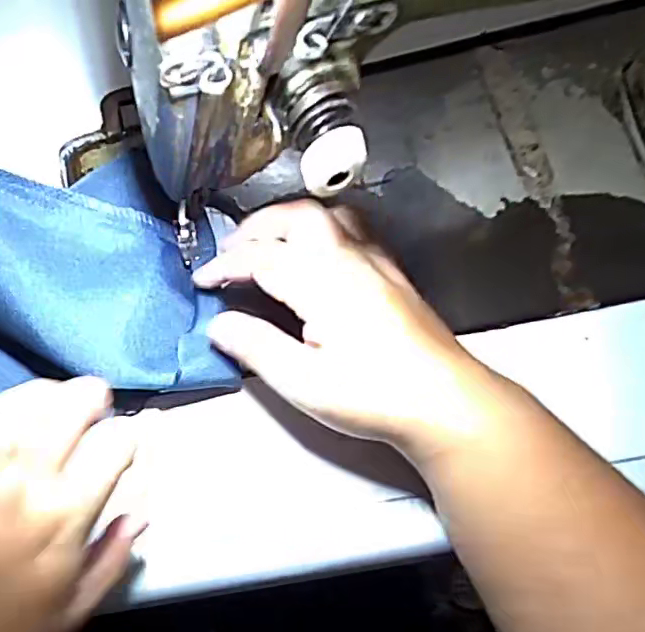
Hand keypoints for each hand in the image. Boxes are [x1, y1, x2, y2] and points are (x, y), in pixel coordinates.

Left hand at [0, 378, 144, 631]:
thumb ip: (112, 556)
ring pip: (7, 412)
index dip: (127, 440)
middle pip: (60, 416)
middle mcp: (20, 488)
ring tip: (53, 396)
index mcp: (63, 521)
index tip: (129, 446)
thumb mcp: (77, 609)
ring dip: (36, 393)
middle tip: (99, 396)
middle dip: (88, 397)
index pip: (109, 453)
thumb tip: (139, 514)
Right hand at [194, 200, 516, 462]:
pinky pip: (352, 232)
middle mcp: (351, 259)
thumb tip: (219, 325)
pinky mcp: (392, 277)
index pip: (263, 256)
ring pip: (328, 217)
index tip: (202, 280)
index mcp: (323, 280)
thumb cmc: (374, 395)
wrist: (443, 401)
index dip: (226, 265)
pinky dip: (320, 232)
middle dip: (256, 228)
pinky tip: (317, 257)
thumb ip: (256, 347)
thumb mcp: (302, 381)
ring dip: (290, 222)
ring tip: (267, 243)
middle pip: (297, 218)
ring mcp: (377, 264)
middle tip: (228, 252)